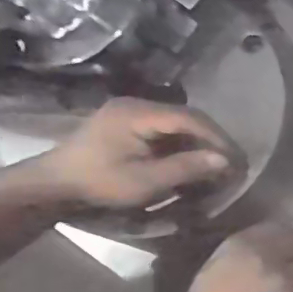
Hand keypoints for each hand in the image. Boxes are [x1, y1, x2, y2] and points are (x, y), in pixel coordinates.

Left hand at [35, 99, 234, 210]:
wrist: (54, 186)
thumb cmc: (99, 184)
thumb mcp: (146, 181)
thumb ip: (186, 168)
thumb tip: (225, 161)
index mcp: (137, 113)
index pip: (190, 118)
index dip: (218, 138)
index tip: (238, 160)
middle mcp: (135, 105)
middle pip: (187, 118)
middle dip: (214, 141)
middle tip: (233, 165)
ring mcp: (131, 114)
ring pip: (179, 124)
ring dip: (201, 144)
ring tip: (218, 166)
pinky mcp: (129, 126)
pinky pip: (167, 131)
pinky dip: (185, 147)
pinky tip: (195, 164)